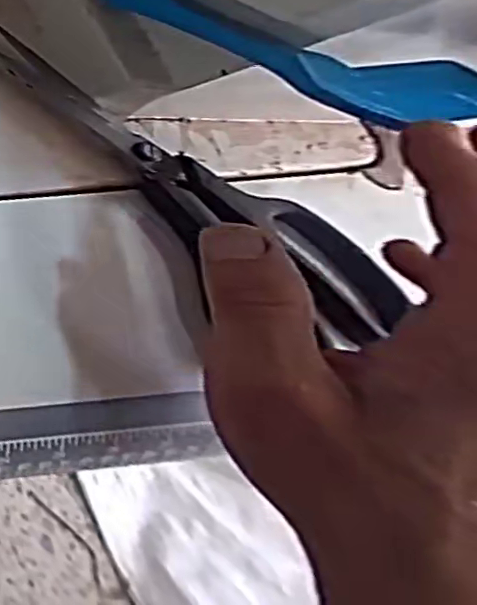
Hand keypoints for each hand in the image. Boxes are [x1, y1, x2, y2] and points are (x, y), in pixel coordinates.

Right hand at [199, 122, 476, 604]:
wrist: (421, 574)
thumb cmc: (356, 491)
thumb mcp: (275, 391)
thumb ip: (255, 307)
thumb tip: (238, 237)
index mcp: (471, 343)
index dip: (457, 171)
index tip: (424, 131)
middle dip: (473, 192)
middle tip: (442, 146)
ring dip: (468, 230)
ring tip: (437, 191)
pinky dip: (452, 273)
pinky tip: (413, 268)